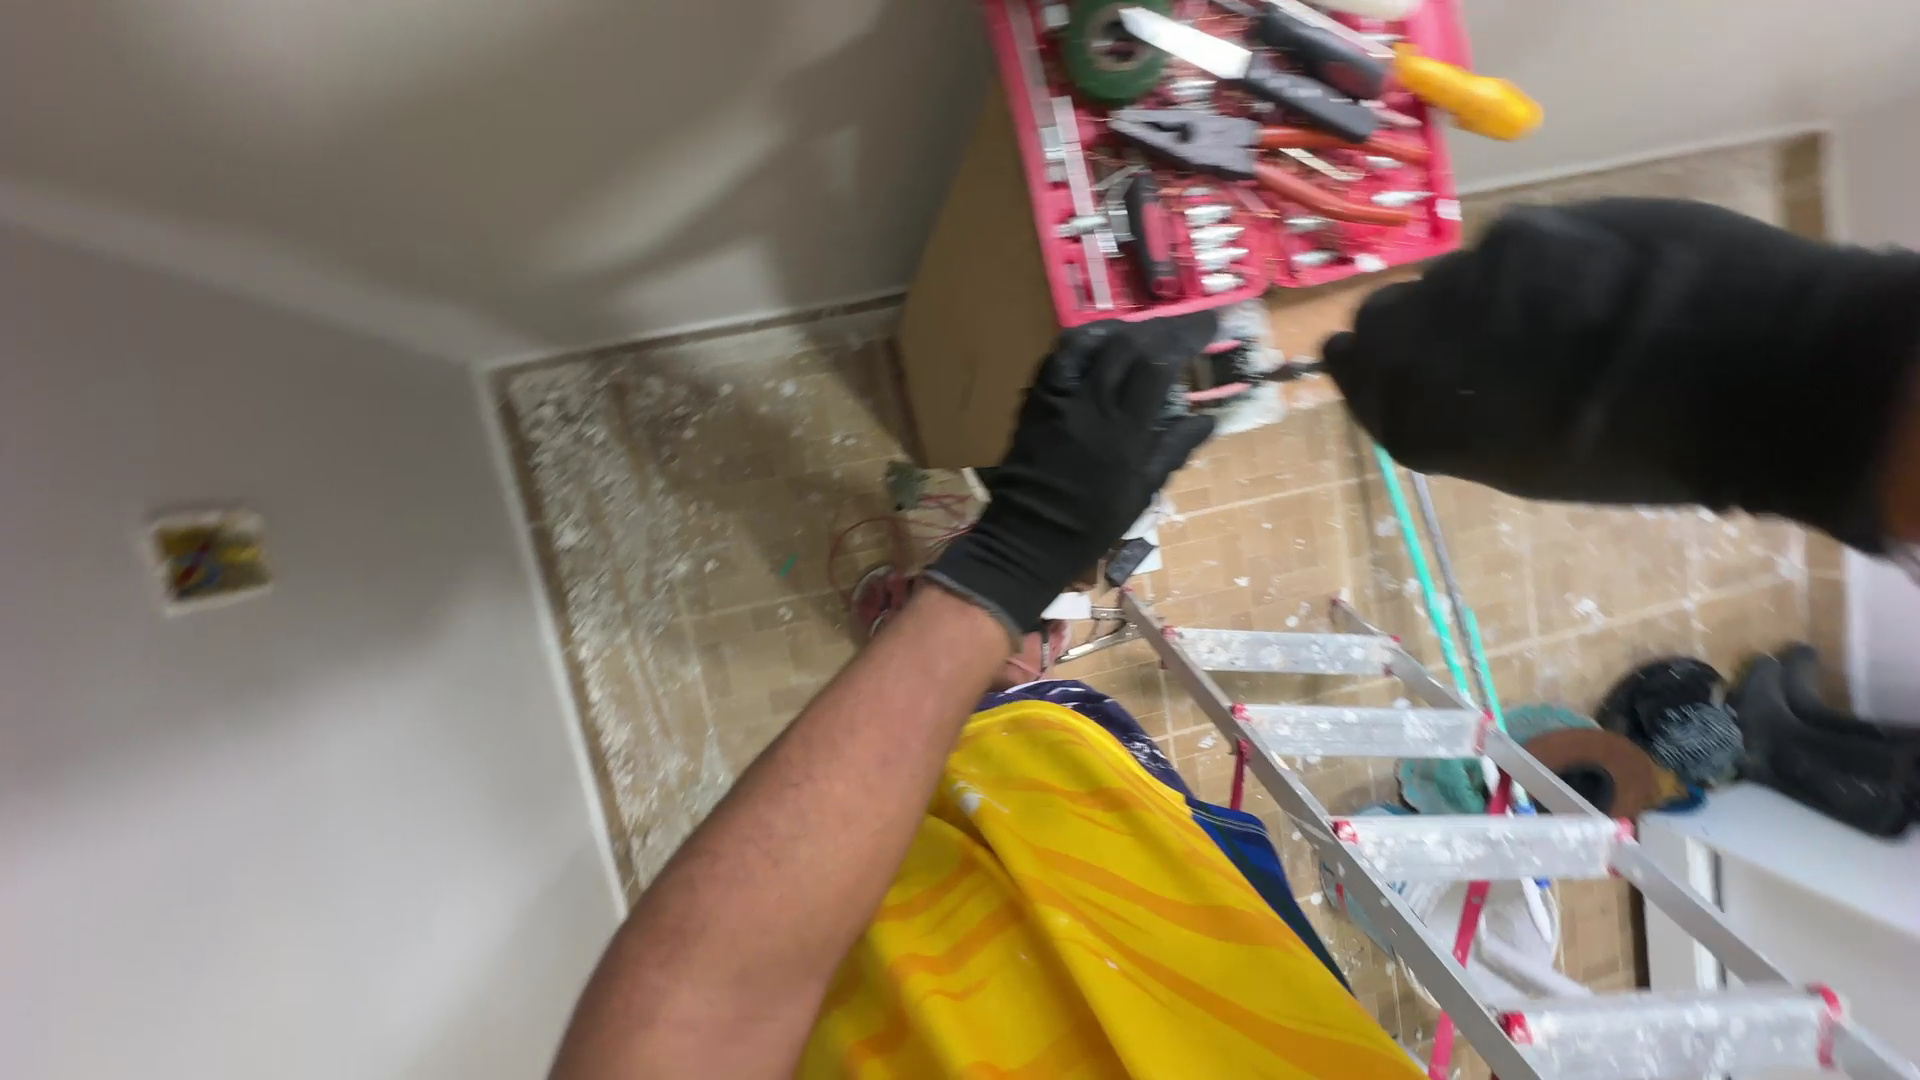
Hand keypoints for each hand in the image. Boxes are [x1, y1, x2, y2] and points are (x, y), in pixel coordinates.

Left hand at [926, 314, 1217, 639]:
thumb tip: (1208, 418)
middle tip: (1179, 325)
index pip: (1158, 364)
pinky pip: (1055, 359)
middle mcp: (1090, 405)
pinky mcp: (1033, 402)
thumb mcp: (1143, 493)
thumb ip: (1175, 449)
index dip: (1186, 337)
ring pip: (1086, 343)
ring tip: (1139, 331)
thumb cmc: (1092, 524)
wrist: (1029, 537)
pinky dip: (1079, 344)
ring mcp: (1057, 400)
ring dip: (1117, 329)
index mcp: (1124, 431)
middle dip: (1158, 327)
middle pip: (1125, 345)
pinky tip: (1095, 347)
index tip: (1209, 323)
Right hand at [1323, 198, 1919, 550]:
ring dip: (1472, 295)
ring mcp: (1466, 281)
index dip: (1362, 363)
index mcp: (1411, 413)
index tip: (1378, 362)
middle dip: (1407, 325)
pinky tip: (1580, 283)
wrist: (1756, 379)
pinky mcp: (1528, 228)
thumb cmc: (1629, 451)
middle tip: (1462, 339)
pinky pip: (1503, 248)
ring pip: (1444, 279)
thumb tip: (1406, 376)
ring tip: (1540, 315)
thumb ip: (1437, 416)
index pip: (1350, 367)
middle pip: (1381, 316)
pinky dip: (1527, 266)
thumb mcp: (1509, 462)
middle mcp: (1416, 343)